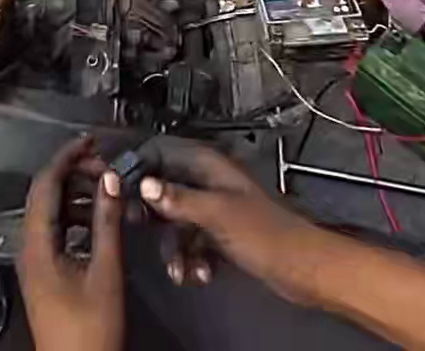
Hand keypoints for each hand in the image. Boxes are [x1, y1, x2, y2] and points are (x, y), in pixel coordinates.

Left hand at [17, 137, 123, 350]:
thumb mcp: (105, 272)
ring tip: (106, 189)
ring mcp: (33, 257)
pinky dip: (75, 214)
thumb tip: (110, 179)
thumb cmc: (90, 329)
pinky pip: (55, 227)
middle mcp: (28, 242)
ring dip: (76, 193)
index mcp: (35, 240)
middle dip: (74, 172)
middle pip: (46, 191)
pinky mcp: (43, 268)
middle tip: (105, 167)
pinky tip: (97, 218)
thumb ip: (106, 222)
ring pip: (51, 209)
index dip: (67, 156)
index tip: (90, 141)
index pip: (46, 181)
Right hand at [134, 138, 318, 288]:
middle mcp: (205, 179)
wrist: (305, 270)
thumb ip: (178, 199)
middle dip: (152, 211)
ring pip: (176, 217)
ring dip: (173, 244)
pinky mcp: (219, 231)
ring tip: (178, 269)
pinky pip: (191, 238)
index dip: (138, 166)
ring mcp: (212, 205)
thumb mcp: (216, 214)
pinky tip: (198, 273)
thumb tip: (144, 185)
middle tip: (139, 226)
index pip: (158, 150)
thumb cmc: (264, 233)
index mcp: (204, 163)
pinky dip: (190, 256)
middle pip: (163, 185)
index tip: (119, 187)